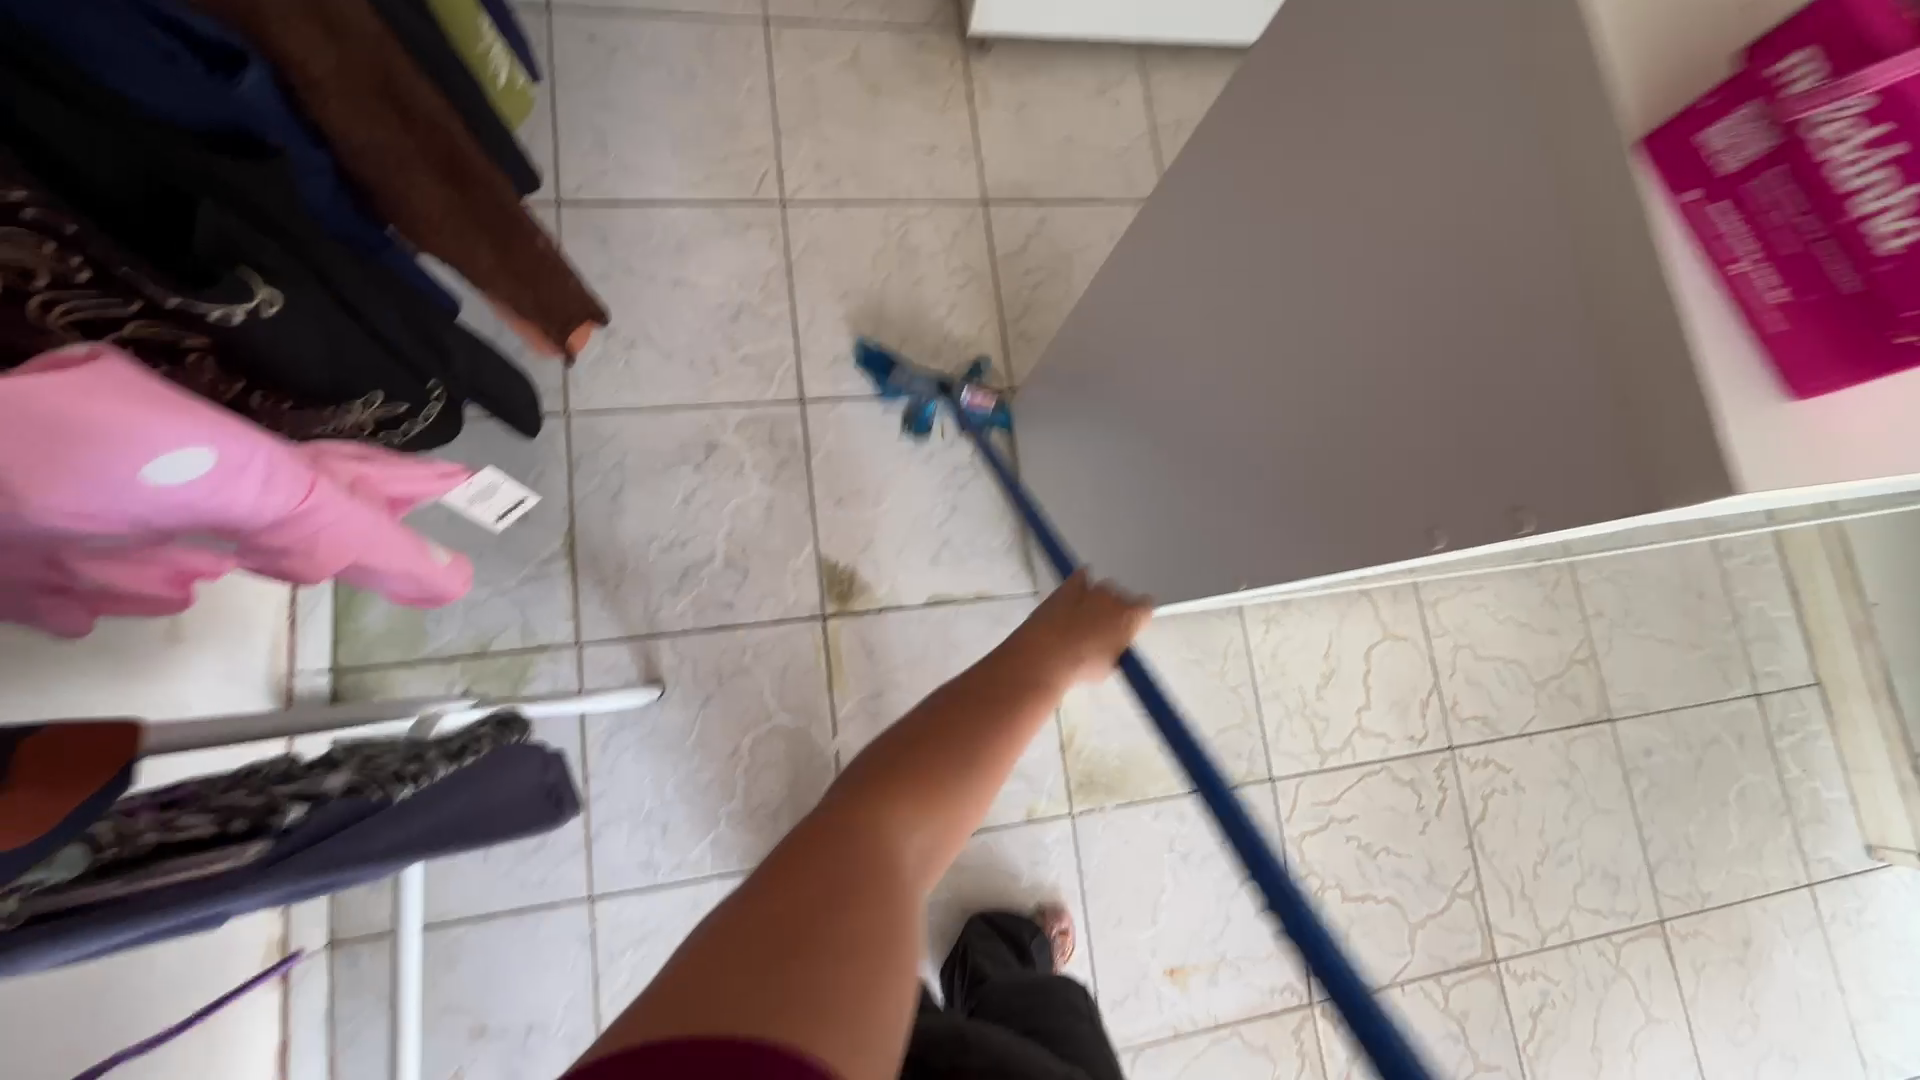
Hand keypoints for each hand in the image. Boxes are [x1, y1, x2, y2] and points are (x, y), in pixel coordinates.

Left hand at [1006, 570, 1152, 686]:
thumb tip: (1111, 649)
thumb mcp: (1109, 665)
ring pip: (1101, 589)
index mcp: (1132, 617)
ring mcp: (1091, 588)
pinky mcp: (1068, 586)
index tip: (1130, 626)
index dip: (1137, 618)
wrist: (1047, 654)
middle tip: (1102, 629)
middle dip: (1115, 609)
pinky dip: (1078, 586)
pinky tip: (1072, 599)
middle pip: (1122, 596)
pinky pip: (1080, 578)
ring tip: (1082, 620)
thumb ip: (1117, 650)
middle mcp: (1115, 597)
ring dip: (1096, 600)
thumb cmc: (1081, 665)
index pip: (1145, 608)